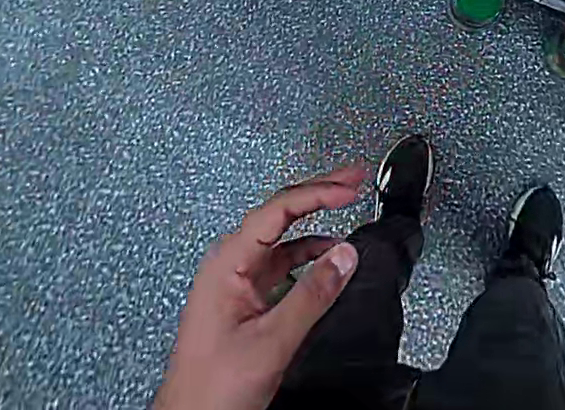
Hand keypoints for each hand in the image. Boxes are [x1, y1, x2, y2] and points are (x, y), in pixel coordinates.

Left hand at [153, 164, 367, 409]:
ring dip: (318, 214)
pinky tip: (329, 251)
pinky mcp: (248, 295)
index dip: (319, 193)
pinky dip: (311, 247)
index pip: (280, 208)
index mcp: (229, 261)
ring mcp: (239, 277)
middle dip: (321, 189)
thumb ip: (311, 295)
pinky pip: (285, 257)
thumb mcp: (269, 342)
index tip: (349, 189)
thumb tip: (345, 254)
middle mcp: (232, 261)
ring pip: (285, 230)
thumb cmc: (210, 392)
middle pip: (282, 210)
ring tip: (347, 200)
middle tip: (354, 177)